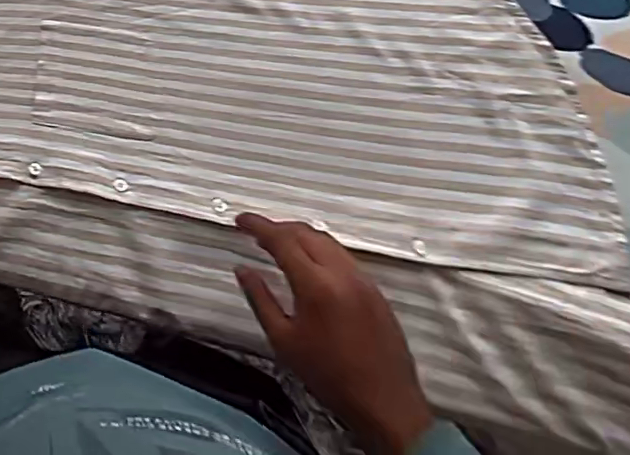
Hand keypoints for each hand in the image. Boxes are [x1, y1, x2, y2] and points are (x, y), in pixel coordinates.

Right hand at [234, 214, 434, 454]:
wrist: (388, 409)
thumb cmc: (330, 377)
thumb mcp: (284, 340)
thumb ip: (260, 299)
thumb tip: (242, 270)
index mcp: (316, 285)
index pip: (281, 239)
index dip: (257, 225)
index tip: (240, 220)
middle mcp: (342, 275)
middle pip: (304, 233)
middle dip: (277, 227)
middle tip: (257, 233)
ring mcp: (363, 282)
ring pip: (326, 240)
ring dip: (299, 236)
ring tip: (281, 245)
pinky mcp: (376, 292)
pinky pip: (342, 256)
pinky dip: (319, 249)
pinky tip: (310, 264)